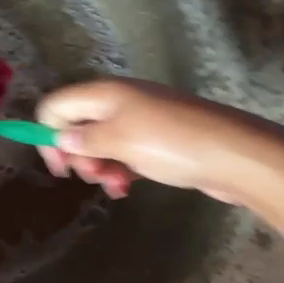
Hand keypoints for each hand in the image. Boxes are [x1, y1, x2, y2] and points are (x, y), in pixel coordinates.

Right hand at [36, 79, 263, 203]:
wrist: (236, 155)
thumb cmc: (171, 144)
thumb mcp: (119, 141)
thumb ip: (84, 140)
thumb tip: (61, 139)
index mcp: (104, 94)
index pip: (56, 106)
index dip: (47, 134)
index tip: (60, 167)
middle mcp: (118, 101)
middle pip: (76, 125)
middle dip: (78, 155)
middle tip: (93, 177)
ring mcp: (140, 120)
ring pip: (100, 143)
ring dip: (100, 167)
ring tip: (117, 187)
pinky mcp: (158, 140)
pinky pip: (124, 152)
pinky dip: (120, 169)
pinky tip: (128, 188)